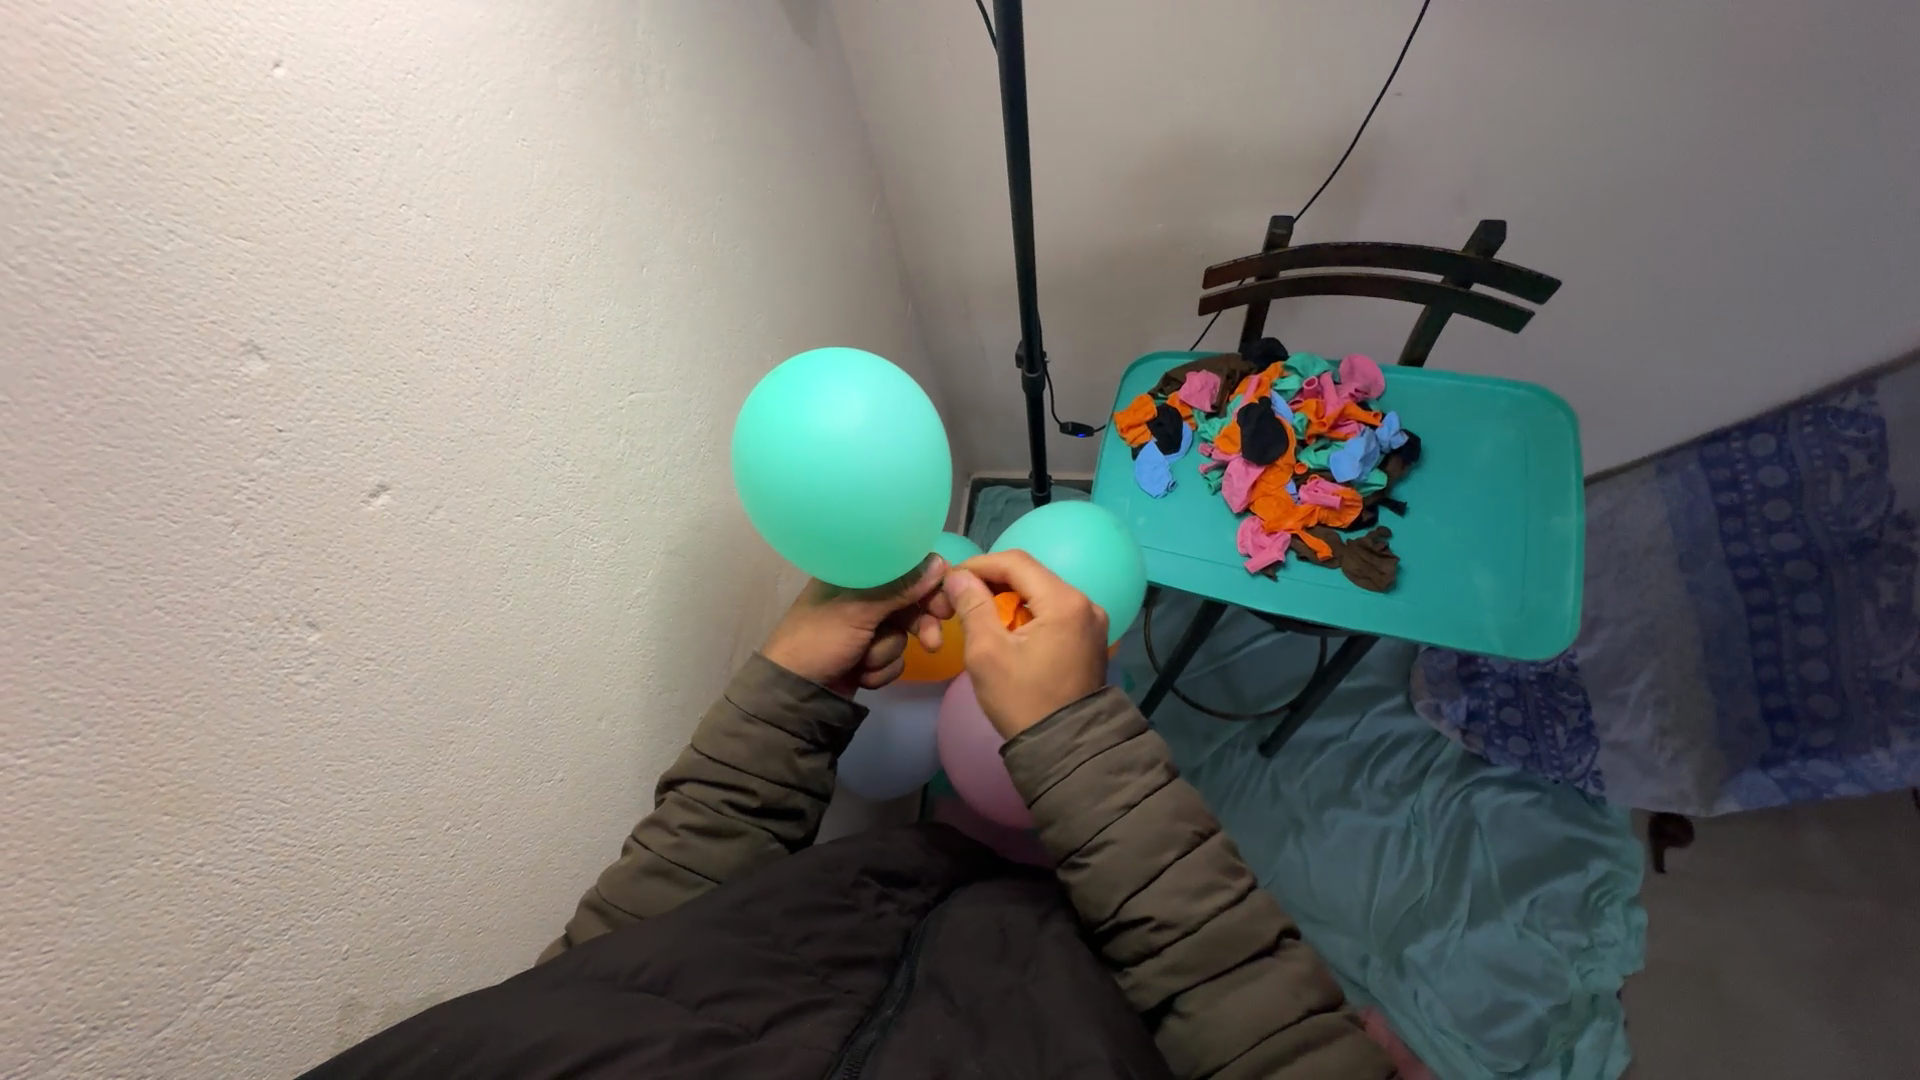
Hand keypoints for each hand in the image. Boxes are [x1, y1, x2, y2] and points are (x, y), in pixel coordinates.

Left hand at [761, 557, 955, 695]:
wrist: (794, 695)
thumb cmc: (818, 641)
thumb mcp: (859, 611)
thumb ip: (900, 588)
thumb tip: (939, 562)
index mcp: (854, 575)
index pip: (902, 568)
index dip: (928, 583)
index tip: (947, 600)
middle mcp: (861, 598)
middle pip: (910, 602)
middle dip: (919, 625)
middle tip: (932, 641)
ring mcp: (865, 629)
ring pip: (903, 635)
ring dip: (887, 653)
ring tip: (867, 663)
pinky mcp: (867, 656)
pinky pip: (894, 658)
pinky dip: (880, 669)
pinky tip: (860, 674)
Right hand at [943, 551, 1107, 737]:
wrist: (1066, 749)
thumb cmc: (1023, 700)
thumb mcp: (987, 652)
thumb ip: (972, 606)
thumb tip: (957, 576)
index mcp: (1065, 601)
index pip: (1016, 562)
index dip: (979, 565)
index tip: (951, 578)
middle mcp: (1085, 603)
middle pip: (1031, 575)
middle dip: (993, 582)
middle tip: (960, 597)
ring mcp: (1091, 621)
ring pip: (1041, 592)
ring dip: (1009, 597)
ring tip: (977, 612)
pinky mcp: (1089, 638)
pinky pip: (1053, 611)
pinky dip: (1027, 612)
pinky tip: (1005, 627)